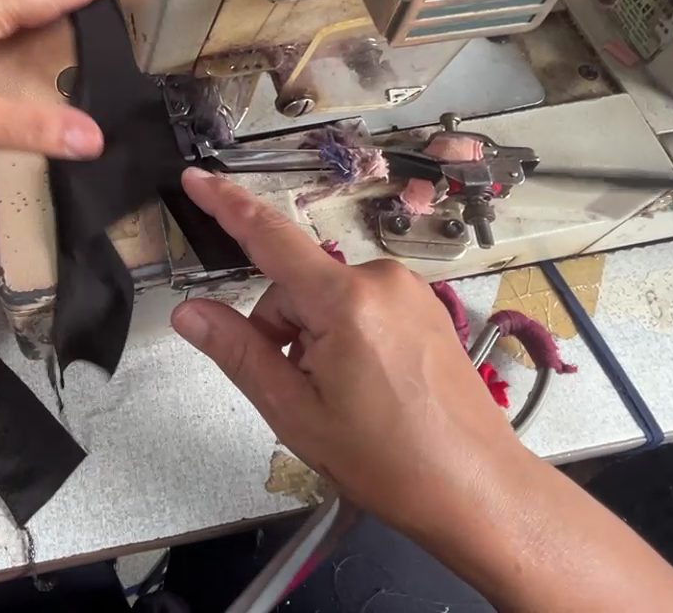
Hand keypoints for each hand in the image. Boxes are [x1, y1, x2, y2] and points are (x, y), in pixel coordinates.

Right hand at [169, 169, 536, 545]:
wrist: (482, 494)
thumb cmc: (390, 461)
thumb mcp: (295, 412)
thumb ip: (238, 352)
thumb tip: (190, 312)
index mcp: (344, 300)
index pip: (269, 236)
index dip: (225, 203)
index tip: (196, 177)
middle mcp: (379, 279)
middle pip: (295, 283)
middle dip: (280, 328)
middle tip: (298, 390)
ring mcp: (406, 291)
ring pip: (325, 296)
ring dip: (312, 334)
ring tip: (338, 396)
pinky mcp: (423, 306)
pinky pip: (359, 304)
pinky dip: (343, 333)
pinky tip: (365, 383)